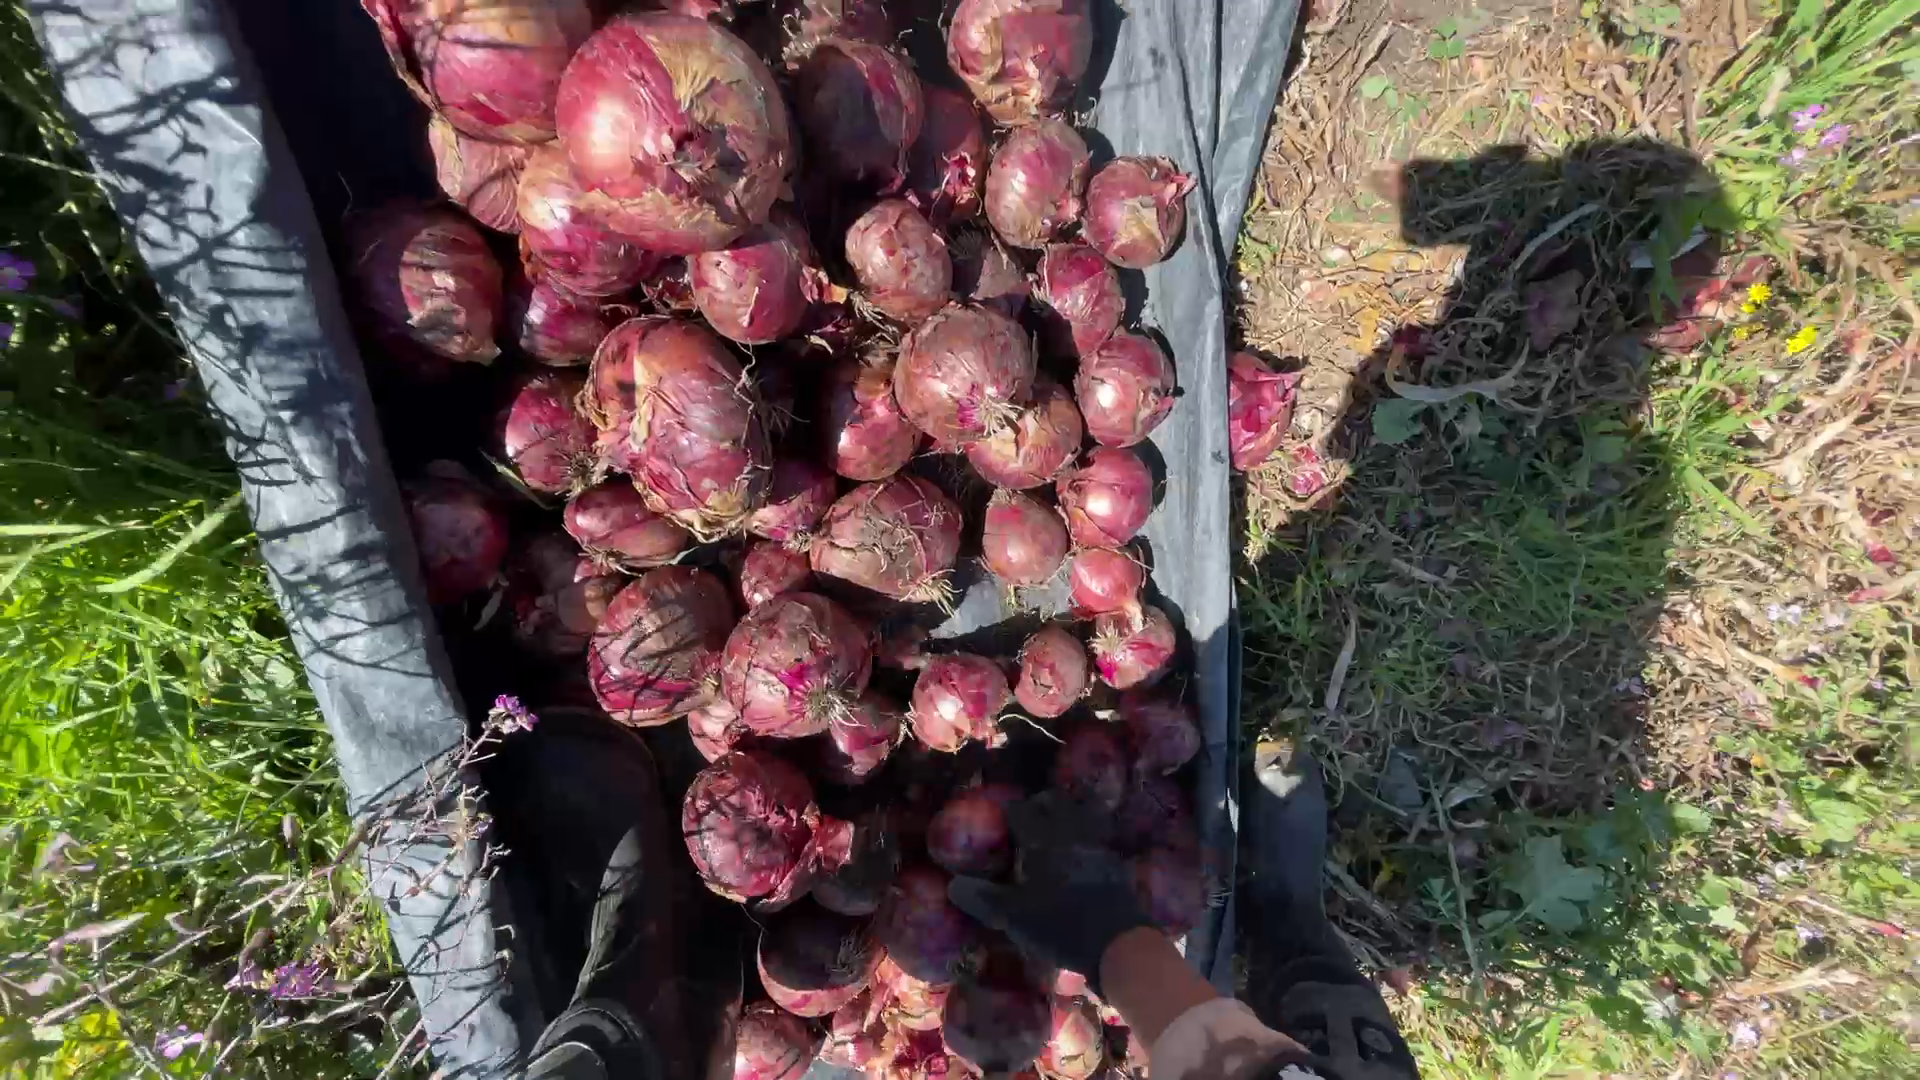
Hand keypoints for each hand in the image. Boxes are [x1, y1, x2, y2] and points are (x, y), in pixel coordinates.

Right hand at [945, 791, 1152, 993]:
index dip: (1009, 810)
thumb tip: (952, 884)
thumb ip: (984, 898)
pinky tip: (1087, 842)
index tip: (1000, 815)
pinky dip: (1091, 826)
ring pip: (1081, 810)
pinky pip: (1099, 830)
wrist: (1119, 942)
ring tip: (1060, 816)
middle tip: (1030, 812)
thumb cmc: (1062, 925)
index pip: (1020, 811)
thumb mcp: (1016, 916)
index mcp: (1041, 840)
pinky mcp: (1114, 859)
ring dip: (1069, 807)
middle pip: (1053, 802)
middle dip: (1040, 802)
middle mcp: (1068, 832)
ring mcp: (1095, 843)